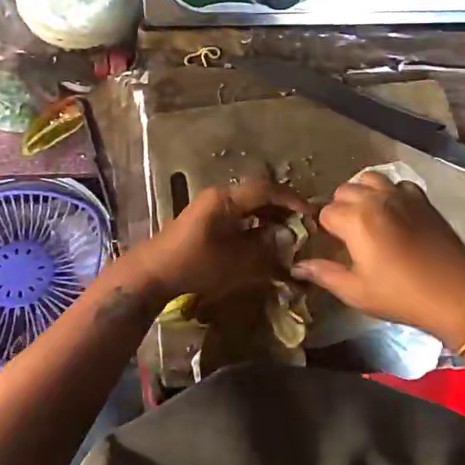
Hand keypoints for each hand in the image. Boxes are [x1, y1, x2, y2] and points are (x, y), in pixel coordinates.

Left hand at [118, 178, 309, 304]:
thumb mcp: (236, 260)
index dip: (292, 200)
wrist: (153, 274)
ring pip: (249, 204)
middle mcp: (218, 195)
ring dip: (269, 215)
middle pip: (258, 194)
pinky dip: (255, 222)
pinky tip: (265, 238)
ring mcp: (210, 206)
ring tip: (289, 232)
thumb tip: (287, 237)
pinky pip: (238, 213)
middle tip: (303, 224)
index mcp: (225, 198)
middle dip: (283, 208)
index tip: (311, 214)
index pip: (267, 189)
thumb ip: (265, 246)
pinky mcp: (206, 219)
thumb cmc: (195, 265)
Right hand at [292, 172, 464, 341]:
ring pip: (369, 179)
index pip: (325, 213)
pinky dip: (388, 193)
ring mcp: (401, 195)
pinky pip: (396, 184)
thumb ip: (325, 274)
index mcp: (355, 219)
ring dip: (362, 193)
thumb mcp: (356, 291)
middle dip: (340, 208)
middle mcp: (375, 198)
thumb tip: (298, 267)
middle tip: (347, 234)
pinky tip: (392, 213)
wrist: (457, 292)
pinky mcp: (422, 199)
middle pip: (344, 191)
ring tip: (366, 217)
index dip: (324, 229)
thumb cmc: (401, 294)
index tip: (330, 245)